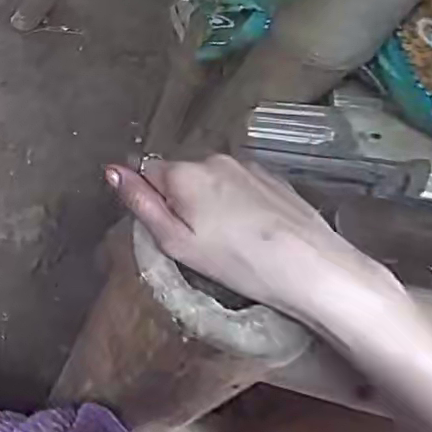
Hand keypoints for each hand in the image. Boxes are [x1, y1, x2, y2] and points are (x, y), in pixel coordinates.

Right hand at [104, 155, 402, 327]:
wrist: (320, 272)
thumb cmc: (238, 262)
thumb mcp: (175, 241)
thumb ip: (139, 201)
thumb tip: (111, 169)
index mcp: (182, 172)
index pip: (145, 173)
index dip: (153, 202)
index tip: (171, 229)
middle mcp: (211, 159)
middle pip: (178, 175)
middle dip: (181, 199)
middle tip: (200, 239)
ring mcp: (246, 166)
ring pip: (209, 179)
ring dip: (210, 200)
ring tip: (231, 237)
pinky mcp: (274, 178)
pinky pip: (238, 184)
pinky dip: (237, 201)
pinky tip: (254, 230)